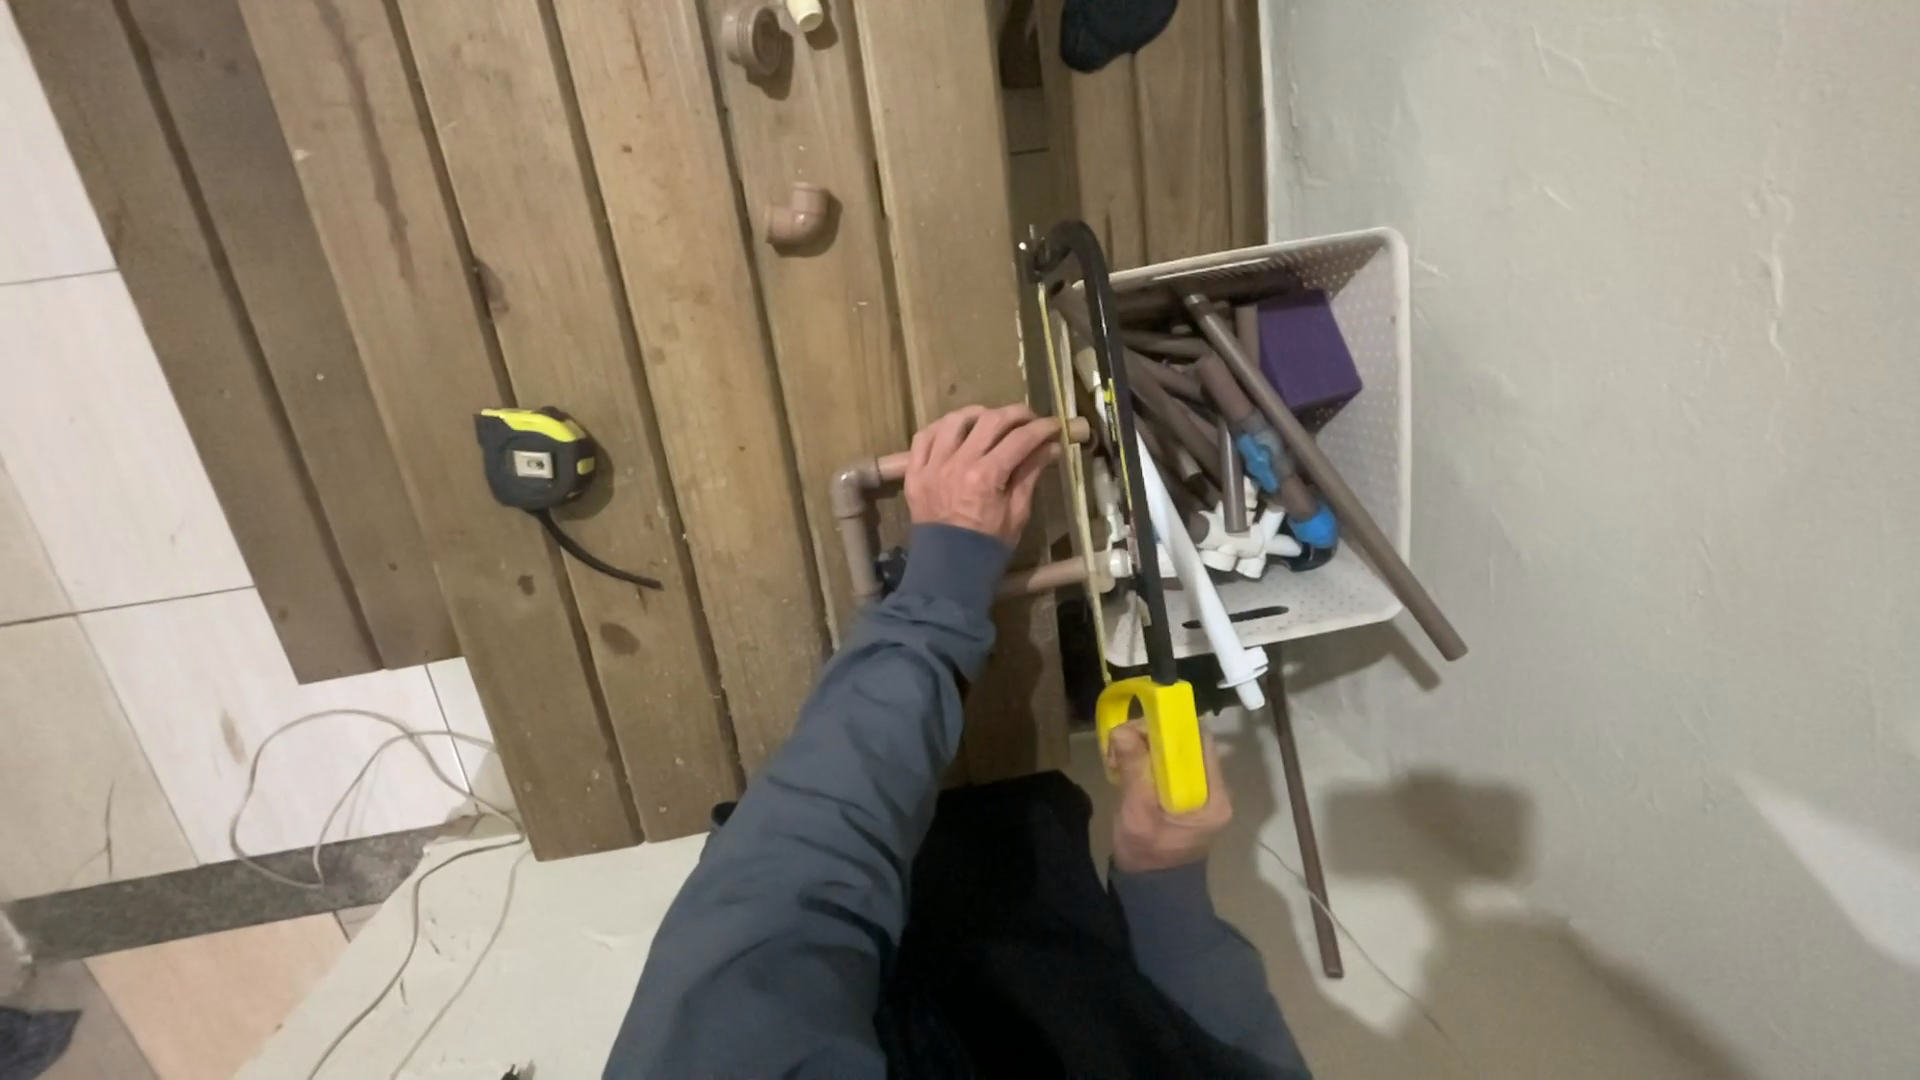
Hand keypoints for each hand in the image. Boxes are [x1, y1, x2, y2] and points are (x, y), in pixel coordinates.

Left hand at [905, 404, 1060, 546]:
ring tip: (991, 420)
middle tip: (1028, 420)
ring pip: (954, 422)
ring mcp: (932, 466)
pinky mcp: (914, 473)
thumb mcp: (1017, 513)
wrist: (949, 571)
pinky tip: (956, 429)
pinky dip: (942, 428)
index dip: (1041, 429)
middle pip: (989, 422)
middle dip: (1015, 415)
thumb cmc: (989, 546)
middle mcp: (957, 464)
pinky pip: (924, 438)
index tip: (1053, 426)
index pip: (1019, 439)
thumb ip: (1030, 474)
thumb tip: (1050, 448)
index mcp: (986, 477)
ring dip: (977, 415)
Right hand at [1109, 721, 1232, 872]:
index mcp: (1214, 797)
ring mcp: (1201, 793)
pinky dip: (1147, 759)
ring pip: (1175, 752)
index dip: (1172, 728)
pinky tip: (1127, 765)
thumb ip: (1135, 770)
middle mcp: (1214, 791)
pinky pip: (1169, 765)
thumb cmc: (1148, 854)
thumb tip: (1123, 730)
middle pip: (1187, 744)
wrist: (1152, 889)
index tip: (1139, 726)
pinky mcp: (1185, 796)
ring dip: (1145, 747)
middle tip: (1121, 742)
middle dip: (1152, 736)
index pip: (1201, 743)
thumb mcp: (1137, 812)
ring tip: (1119, 756)